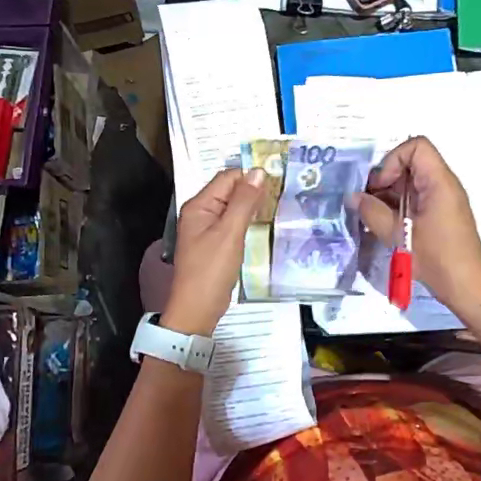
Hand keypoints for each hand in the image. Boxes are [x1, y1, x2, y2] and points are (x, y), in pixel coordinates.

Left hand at [160, 168, 267, 335]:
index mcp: (199, 205)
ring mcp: (207, 228)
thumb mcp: (230, 232)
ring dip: (252, 206)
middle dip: (253, 190)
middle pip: (230, 190)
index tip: (277, 182)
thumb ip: (244, 201)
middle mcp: (201, 212)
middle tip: (281, 194)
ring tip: (277, 207)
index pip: (227, 177)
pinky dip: (247, 221)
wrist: (198, 308)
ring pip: (233, 207)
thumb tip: (259, 172)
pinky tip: (263, 225)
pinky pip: (233, 223)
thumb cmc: (211, 269)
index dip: (251, 176)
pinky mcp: (215, 243)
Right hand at [355, 137, 480, 307]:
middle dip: (385, 179)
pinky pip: (416, 199)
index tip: (380, 187)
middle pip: (410, 163)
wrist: (467, 286)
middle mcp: (443, 184)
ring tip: (373, 218)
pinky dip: (398, 208)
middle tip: (370, 204)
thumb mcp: (399, 235)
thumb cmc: (437, 257)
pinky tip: (385, 227)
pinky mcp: (440, 215)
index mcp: (439, 181)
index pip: (415, 146)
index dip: (392, 160)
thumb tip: (353, 198)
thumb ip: (373, 213)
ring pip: (411, 183)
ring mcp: (443, 200)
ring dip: (389, 196)